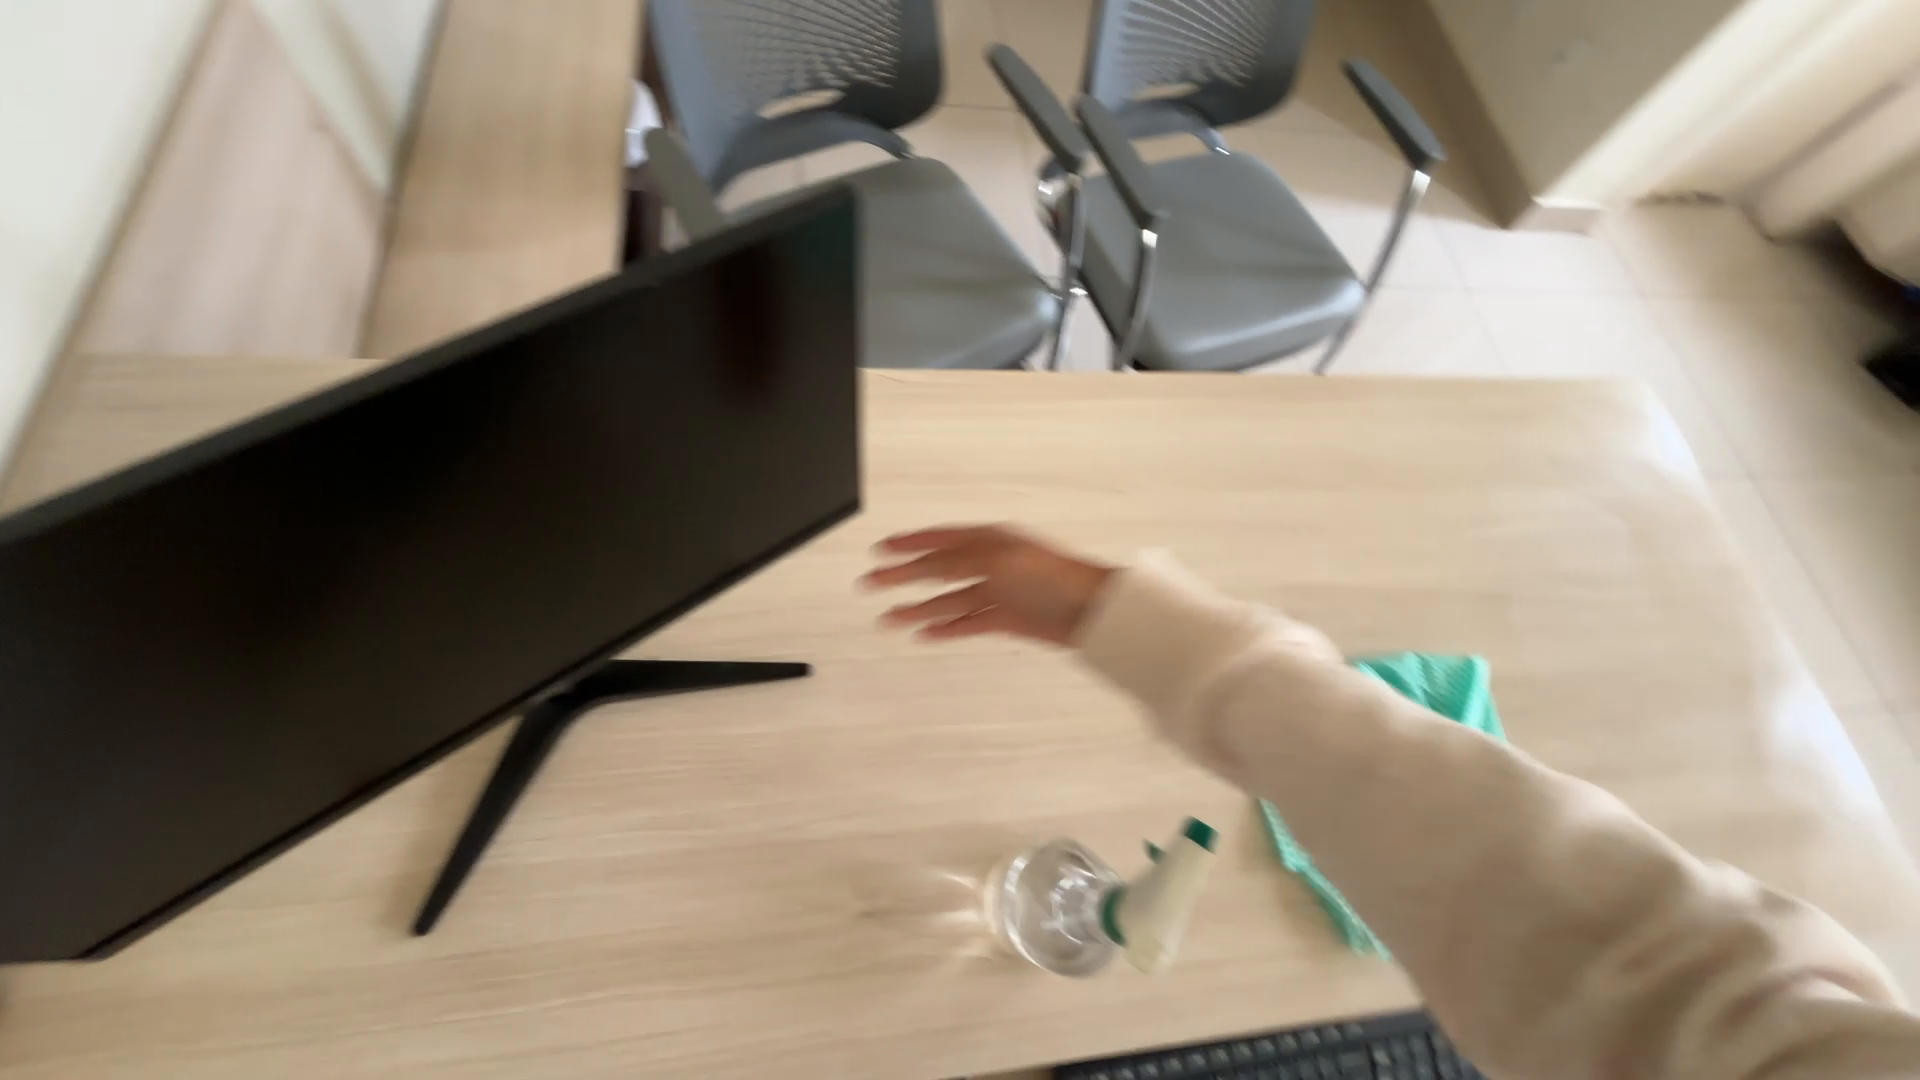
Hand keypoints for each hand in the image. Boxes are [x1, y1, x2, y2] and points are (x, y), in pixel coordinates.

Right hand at [862, 524, 1116, 645]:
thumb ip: (958, 560)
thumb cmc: (1051, 577)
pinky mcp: (1007, 619)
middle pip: (937, 569)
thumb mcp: (998, 560)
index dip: (908, 544)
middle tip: (872, 583)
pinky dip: (946, 628)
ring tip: (889, 619)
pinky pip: (968, 622)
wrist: (1093, 611)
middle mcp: (990, 563)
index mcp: (988, 540)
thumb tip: (924, 562)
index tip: (881, 549)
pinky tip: (926, 634)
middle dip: (903, 576)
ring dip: (918, 608)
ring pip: (948, 600)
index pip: (938, 539)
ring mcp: (998, 592)